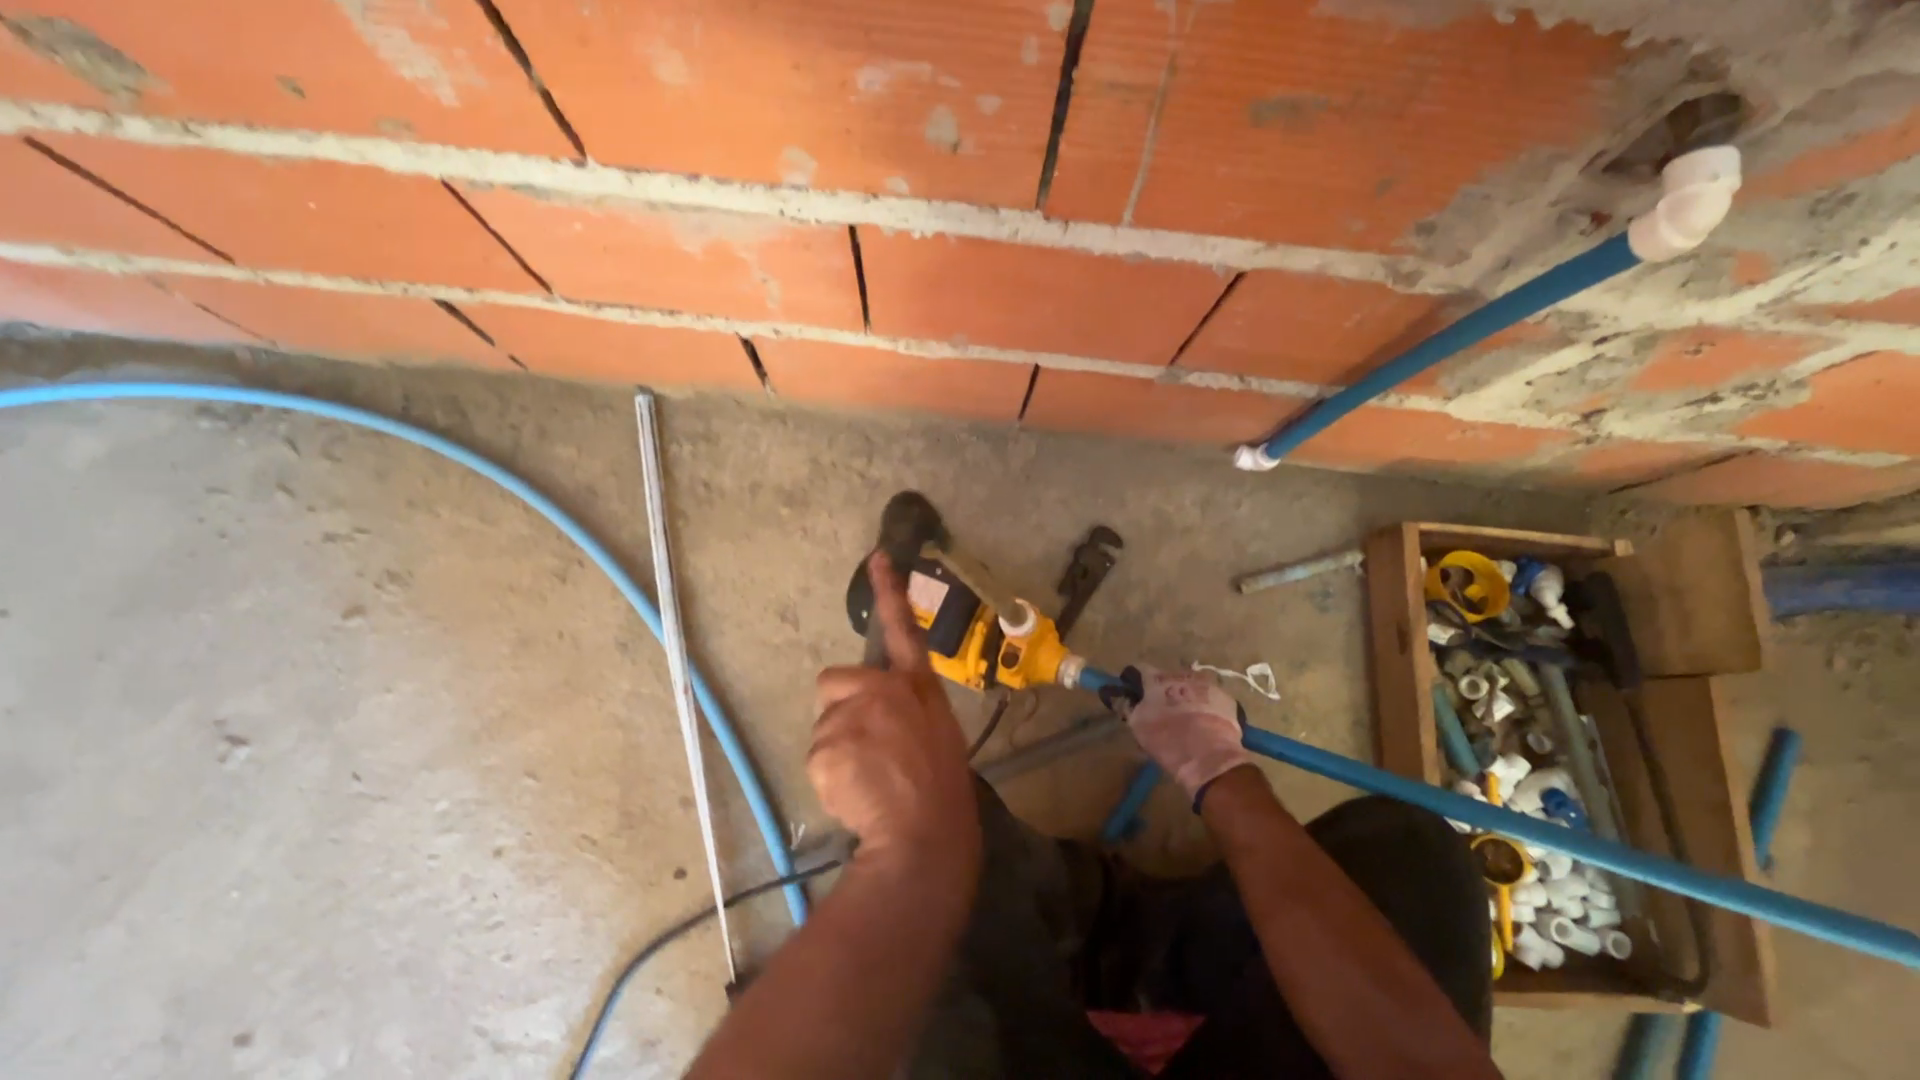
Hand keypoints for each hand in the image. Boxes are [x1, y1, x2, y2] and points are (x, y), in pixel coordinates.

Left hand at [810, 553, 980, 878]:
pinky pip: (818, 756)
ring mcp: (855, 716)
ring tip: (869, 780)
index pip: (903, 630)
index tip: (878, 556)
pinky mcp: (829, 744)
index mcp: (917, 688)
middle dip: (840, 710)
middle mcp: (884, 691)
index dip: (890, 592)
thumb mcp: (939, 736)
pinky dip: (829, 776)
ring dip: (838, 750)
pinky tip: (855, 794)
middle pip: (834, 683)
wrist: (924, 835)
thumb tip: (880, 711)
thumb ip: (909, 711)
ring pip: (824, 726)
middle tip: (866, 749)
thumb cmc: (941, 790)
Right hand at [1124, 666, 1253, 805]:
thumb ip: (1125, 705)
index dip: (1133, 681)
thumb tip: (1112, 692)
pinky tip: (1205, 724)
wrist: (1210, 758)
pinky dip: (1205, 706)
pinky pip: (1209, 697)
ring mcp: (1206, 683)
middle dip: (1162, 690)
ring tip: (1186, 720)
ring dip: (1184, 696)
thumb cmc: (1167, 741)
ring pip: (1189, 685)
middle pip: (1166, 677)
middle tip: (1161, 712)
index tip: (1132, 695)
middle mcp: (1181, 674)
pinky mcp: (1225, 697)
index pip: (1138, 669)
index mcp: (1156, 679)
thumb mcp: (1138, 725)